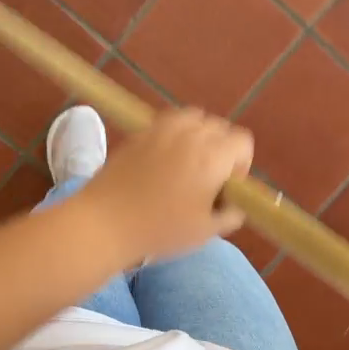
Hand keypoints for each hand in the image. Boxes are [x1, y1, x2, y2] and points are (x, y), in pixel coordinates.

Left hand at [78, 108, 253, 260]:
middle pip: (220, 128)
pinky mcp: (140, 132)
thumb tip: (234, 205)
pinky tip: (163, 160)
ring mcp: (163, 129)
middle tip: (207, 179)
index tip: (226, 187)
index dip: (241, 164)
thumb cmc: (160, 229)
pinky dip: (174, 134)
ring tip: (186, 164)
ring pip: (194, 118)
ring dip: (198, 136)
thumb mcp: (205, 231)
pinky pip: (168, 122)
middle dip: (221, 149)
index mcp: (213, 156)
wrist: (106, 221)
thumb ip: (230, 215)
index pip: (242, 142)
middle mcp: (191, 134)